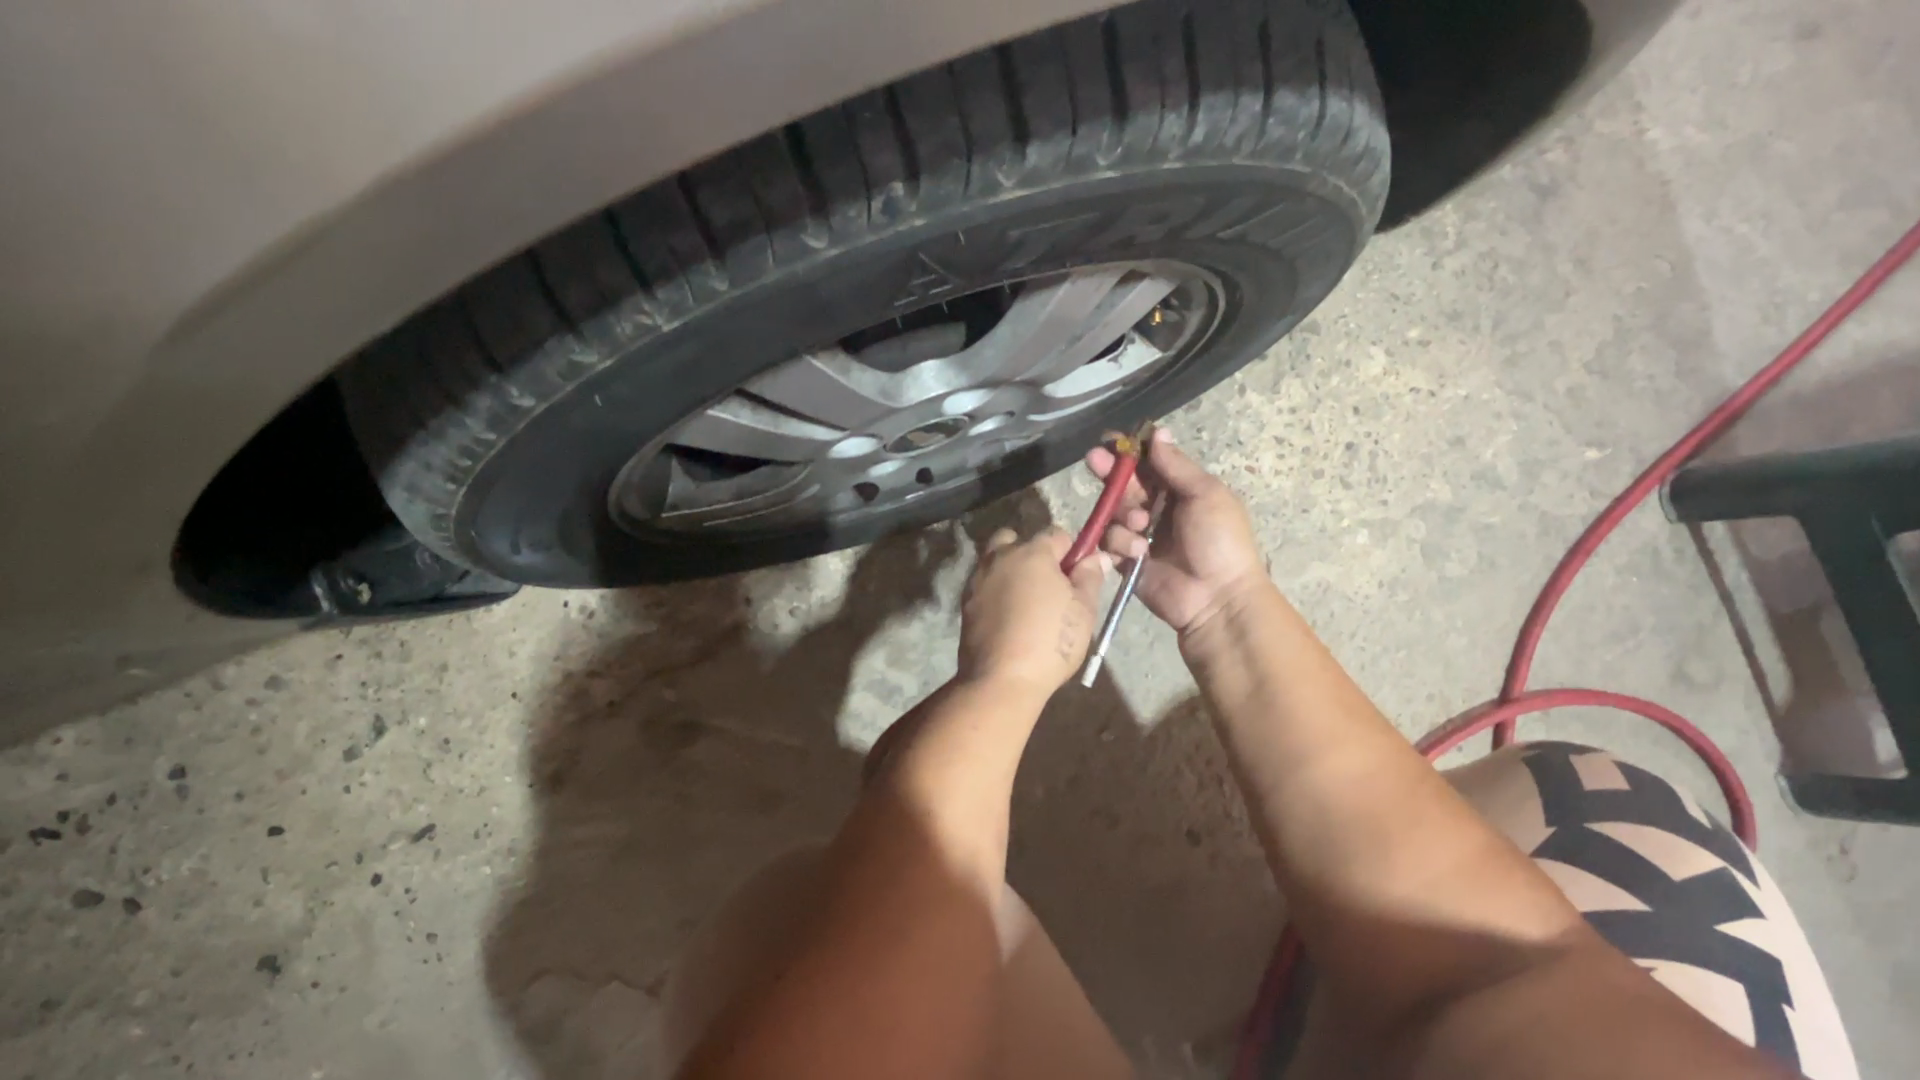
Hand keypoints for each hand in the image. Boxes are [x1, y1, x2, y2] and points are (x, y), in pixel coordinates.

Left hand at [957, 527, 1107, 694]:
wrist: (1001, 679)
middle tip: (1050, 586)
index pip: (1057, 534)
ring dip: (1012, 571)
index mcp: (1031, 552)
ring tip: (1028, 603)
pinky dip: (997, 591)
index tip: (1079, 576)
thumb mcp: (1083, 610)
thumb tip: (1097, 556)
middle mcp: (999, 557)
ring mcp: (977, 579)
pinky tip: (1010, 617)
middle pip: (1018, 540)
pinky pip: (986, 584)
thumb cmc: (1050, 642)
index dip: (1072, 552)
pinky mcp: (965, 602)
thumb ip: (1090, 577)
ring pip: (997, 560)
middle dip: (1035, 555)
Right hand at [1086, 427, 1268, 639]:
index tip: (1110, 440)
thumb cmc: (1219, 540)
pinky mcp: (1125, 560)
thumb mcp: (1205, 494)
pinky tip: (1139, 553)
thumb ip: (1176, 465)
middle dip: (1110, 472)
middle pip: (1124, 484)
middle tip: (1095, 460)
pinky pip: (1109, 542)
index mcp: (1180, 490)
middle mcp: (1157, 509)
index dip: (1129, 451)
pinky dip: (1121, 544)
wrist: (1216, 597)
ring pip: (1113, 512)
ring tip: (1141, 525)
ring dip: (1123, 514)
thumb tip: (1157, 432)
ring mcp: (1139, 535)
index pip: (1148, 463)